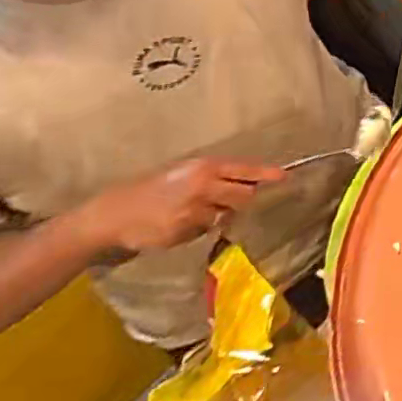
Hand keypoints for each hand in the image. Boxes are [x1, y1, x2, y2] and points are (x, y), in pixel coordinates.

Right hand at [71, 158, 285, 253]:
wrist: (115, 212)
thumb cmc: (156, 187)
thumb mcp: (188, 171)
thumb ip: (218, 175)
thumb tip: (252, 180)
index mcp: (206, 167)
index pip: (245, 169)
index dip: (267, 174)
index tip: (286, 177)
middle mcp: (203, 187)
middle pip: (243, 196)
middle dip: (244, 200)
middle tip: (233, 200)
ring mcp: (193, 211)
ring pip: (225, 215)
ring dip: (220, 214)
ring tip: (195, 210)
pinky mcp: (183, 232)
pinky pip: (204, 230)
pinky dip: (200, 227)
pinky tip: (181, 222)